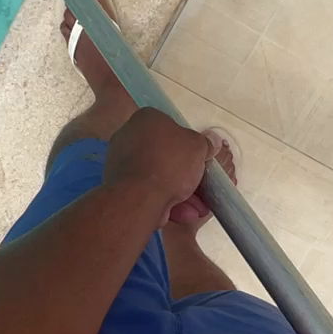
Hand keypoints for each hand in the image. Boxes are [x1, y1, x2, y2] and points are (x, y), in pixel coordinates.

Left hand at [102, 107, 214, 225]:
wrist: (140, 197)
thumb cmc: (170, 162)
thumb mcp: (198, 147)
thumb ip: (206, 144)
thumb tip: (212, 141)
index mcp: (145, 119)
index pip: (170, 127)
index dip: (188, 145)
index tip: (200, 160)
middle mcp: (129, 137)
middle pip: (165, 156)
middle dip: (187, 176)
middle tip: (202, 187)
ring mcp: (121, 164)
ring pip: (159, 177)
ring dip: (182, 194)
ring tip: (199, 208)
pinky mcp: (121, 187)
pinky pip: (149, 192)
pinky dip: (167, 202)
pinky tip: (185, 214)